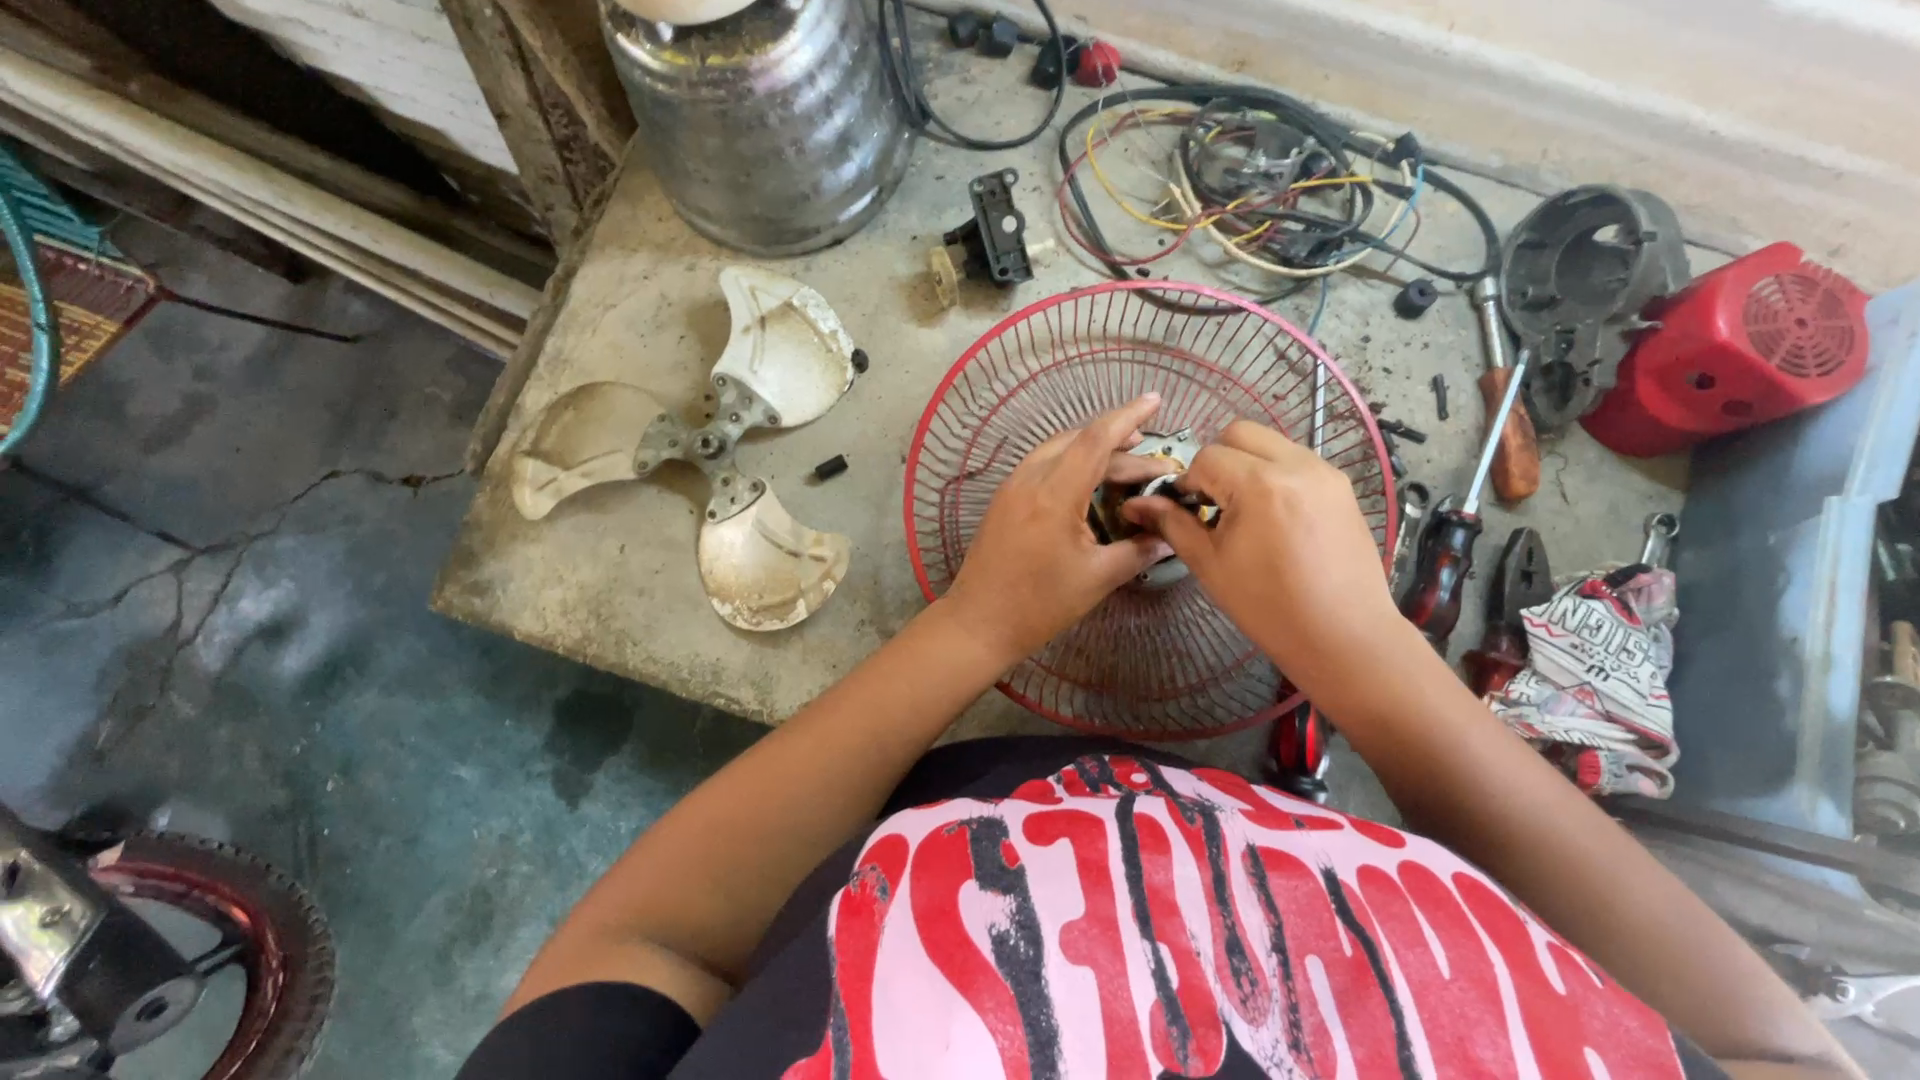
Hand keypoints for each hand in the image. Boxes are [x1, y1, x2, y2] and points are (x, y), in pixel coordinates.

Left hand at [940, 395, 1175, 664]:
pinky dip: (1071, 463)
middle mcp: (1030, 480)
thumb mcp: (1097, 578)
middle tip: (1155, 462)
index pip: (1096, 440)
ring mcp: (1012, 487)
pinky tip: (1088, 481)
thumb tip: (1170, 537)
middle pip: (1079, 442)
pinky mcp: (1003, 500)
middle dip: (1120, 443)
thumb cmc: (1039, 605)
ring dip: (1092, 449)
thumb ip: (1137, 551)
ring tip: (1125, 459)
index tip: (1154, 399)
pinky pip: (1042, 465)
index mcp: (1054, 494)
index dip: (1128, 417)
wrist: (977, 623)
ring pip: (1057, 450)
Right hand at [1123, 420, 1408, 692]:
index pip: (1206, 456)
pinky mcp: (1341, 486)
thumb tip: (1136, 503)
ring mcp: (1324, 472)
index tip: (1188, 512)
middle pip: (1240, 432)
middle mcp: (1296, 465)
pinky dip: (1275, 474)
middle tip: (1214, 501)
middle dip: (1217, 459)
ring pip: (1271, 442)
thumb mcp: (1210, 564)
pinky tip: (1274, 517)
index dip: (1188, 482)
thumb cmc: (1268, 606)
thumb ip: (1173, 524)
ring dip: (1247, 463)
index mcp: (1260, 484)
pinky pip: (1297, 461)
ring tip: (1245, 510)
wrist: (1344, 635)